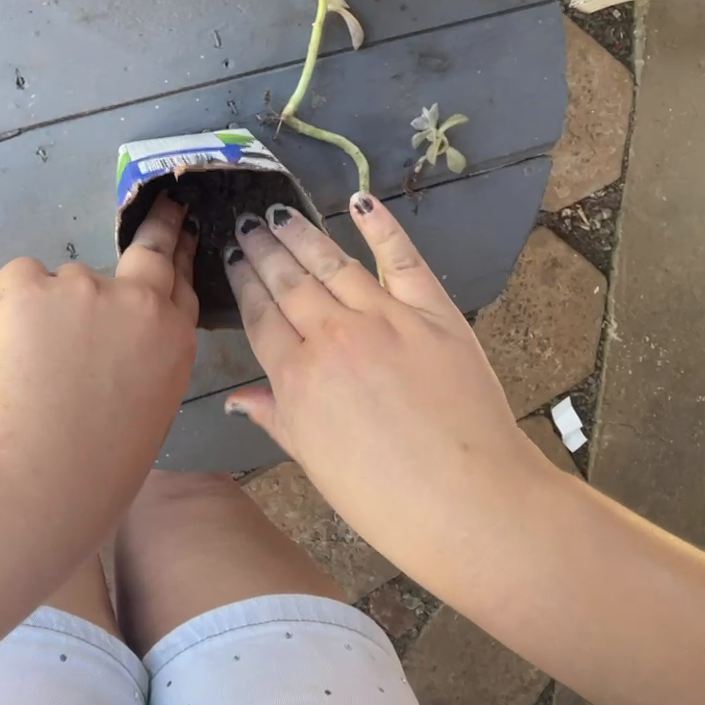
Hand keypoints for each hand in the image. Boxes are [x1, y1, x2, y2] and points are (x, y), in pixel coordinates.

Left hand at [0, 195, 199, 487]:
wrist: (35, 477)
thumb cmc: (97, 470)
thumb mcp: (147, 412)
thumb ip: (142, 364)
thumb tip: (114, 349)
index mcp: (172, 341)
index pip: (181, 287)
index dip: (180, 260)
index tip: (182, 235)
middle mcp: (138, 302)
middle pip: (150, 252)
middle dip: (158, 225)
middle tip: (164, 206)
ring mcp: (85, 287)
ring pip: (65, 279)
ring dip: (52, 306)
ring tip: (32, 362)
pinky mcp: (32, 286)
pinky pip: (21, 278)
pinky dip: (14, 304)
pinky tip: (10, 345)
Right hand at [221, 194, 551, 577]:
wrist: (470, 505)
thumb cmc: (384, 498)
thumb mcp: (314, 462)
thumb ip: (274, 418)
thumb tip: (233, 399)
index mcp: (298, 378)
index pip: (261, 315)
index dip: (244, 281)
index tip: (233, 255)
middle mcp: (333, 337)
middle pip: (288, 281)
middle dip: (264, 249)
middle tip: (249, 222)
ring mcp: (384, 317)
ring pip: (332, 263)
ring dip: (302, 234)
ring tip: (282, 213)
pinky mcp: (431, 310)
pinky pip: (401, 257)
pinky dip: (381, 226)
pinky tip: (359, 200)